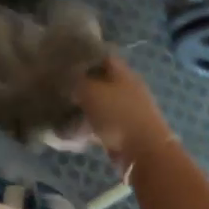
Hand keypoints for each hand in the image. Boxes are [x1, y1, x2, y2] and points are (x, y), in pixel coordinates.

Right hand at [74, 54, 179, 168]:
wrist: (144, 151)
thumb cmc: (117, 115)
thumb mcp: (90, 92)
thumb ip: (78, 81)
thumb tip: (71, 79)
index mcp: (124, 74)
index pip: (105, 57)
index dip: (86, 57)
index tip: (67, 62)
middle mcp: (130, 88)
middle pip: (105, 81)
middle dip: (85, 84)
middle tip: (64, 87)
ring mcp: (132, 110)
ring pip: (105, 102)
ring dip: (89, 106)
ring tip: (67, 109)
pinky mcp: (129, 130)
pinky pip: (107, 122)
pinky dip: (93, 125)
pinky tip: (78, 129)